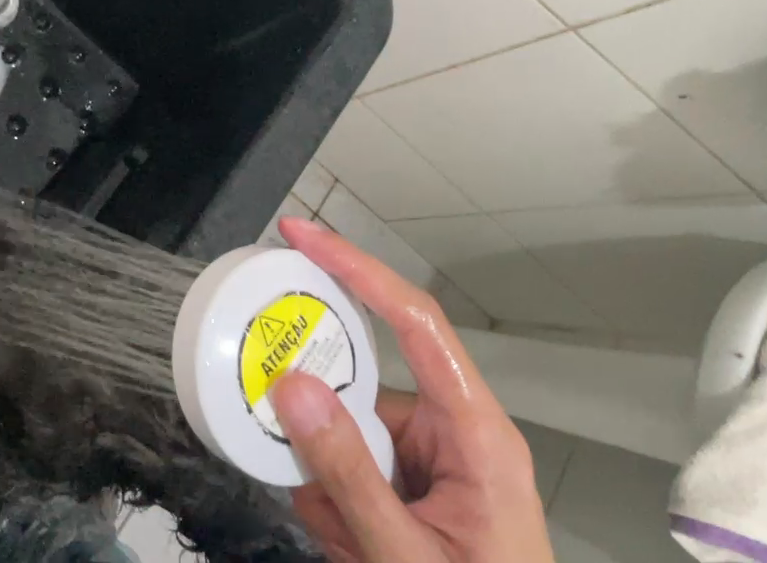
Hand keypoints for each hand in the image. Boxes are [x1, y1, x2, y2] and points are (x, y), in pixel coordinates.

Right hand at [269, 218, 554, 562]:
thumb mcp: (405, 557)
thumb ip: (348, 474)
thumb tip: (290, 383)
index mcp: (476, 433)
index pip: (414, 321)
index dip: (357, 267)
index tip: (299, 235)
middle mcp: (456, 431)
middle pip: (363, 388)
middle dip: (323, 437)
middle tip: (309, 490)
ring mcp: (435, 461)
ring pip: (349, 435)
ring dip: (329, 488)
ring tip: (342, 544)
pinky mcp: (417, 486)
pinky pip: (355, 468)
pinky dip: (335, 506)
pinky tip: (347, 546)